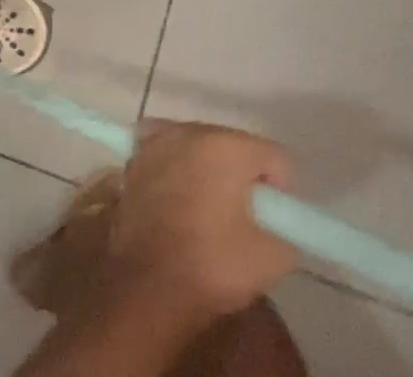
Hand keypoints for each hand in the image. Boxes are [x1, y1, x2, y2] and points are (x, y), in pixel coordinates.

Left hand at [108, 120, 297, 320]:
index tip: (274, 215)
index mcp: (223, 147)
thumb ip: (283, 223)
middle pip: (229, 143)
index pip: (273, 155)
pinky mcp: (130, 162)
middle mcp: (182, 133)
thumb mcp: (276, 251)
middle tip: (246, 209)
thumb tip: (268, 217)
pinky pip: (164, 154)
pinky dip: (176, 168)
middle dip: (243, 171)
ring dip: (208, 167)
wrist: (150, 279)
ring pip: (194, 145)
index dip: (281, 187)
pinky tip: (180, 194)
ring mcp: (150, 144)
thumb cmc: (215, 261)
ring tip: (212, 203)